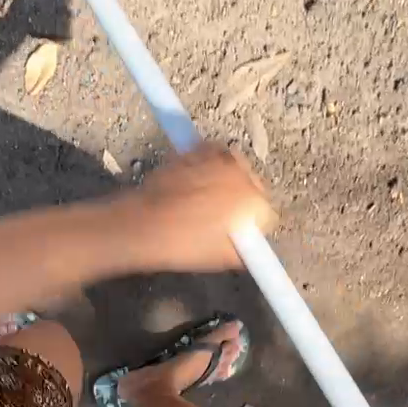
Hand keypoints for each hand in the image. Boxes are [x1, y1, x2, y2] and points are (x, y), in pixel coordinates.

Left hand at [125, 146, 273, 271]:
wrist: (141, 224)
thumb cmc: (180, 243)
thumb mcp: (220, 258)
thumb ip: (245, 252)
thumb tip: (251, 251)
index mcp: (253, 199)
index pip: (266, 214)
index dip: (251, 227)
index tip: (238, 235)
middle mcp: (241, 172)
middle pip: (252, 187)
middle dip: (240, 202)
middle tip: (218, 221)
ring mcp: (218, 156)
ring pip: (235, 171)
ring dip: (226, 183)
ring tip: (202, 205)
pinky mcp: (198, 148)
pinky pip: (214, 156)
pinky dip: (210, 167)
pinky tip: (193, 187)